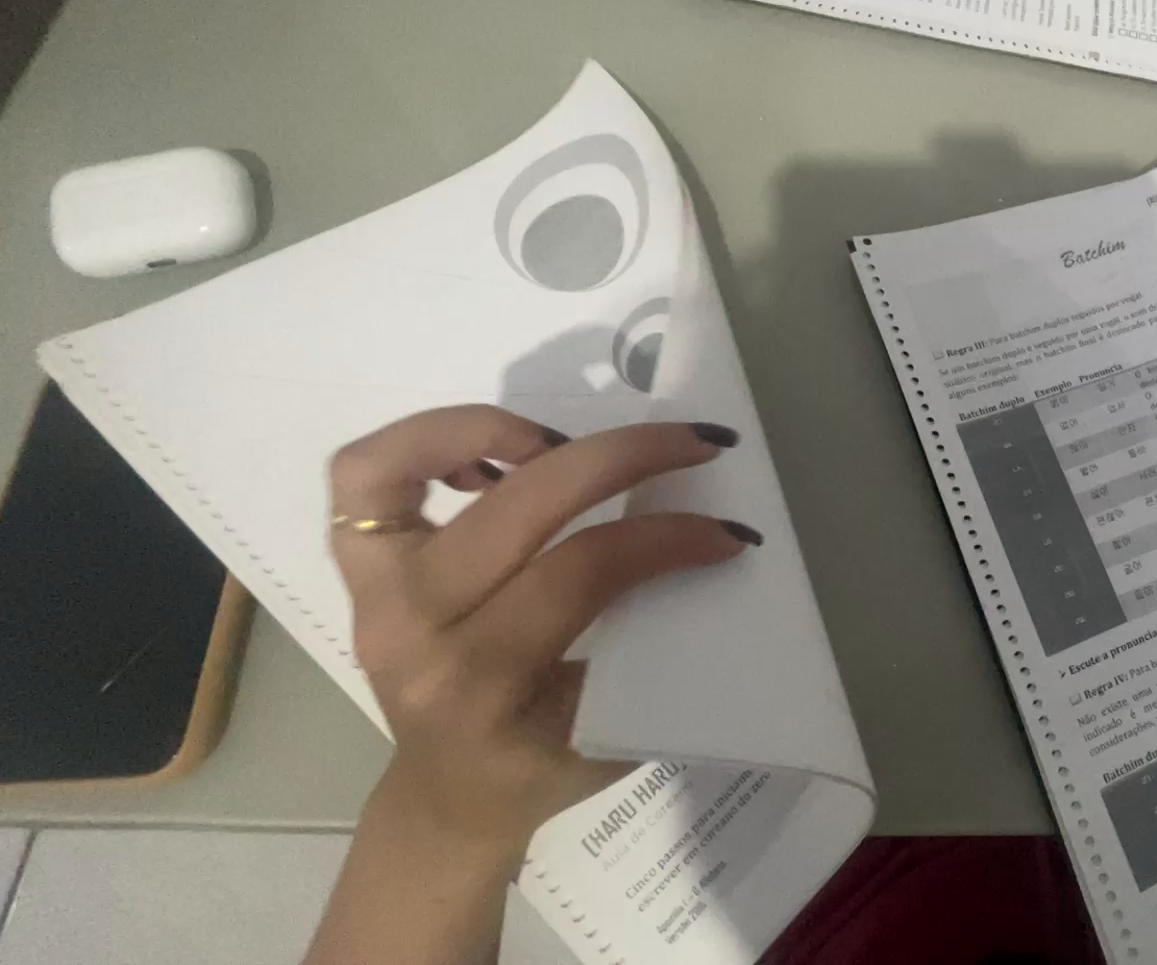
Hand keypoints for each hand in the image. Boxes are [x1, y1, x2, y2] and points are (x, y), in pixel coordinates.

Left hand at [327, 406, 757, 855]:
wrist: (453, 795)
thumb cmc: (544, 768)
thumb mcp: (619, 727)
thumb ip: (659, 645)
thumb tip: (717, 549)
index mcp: (481, 685)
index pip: (582, 573)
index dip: (666, 537)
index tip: (728, 532)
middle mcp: (412, 633)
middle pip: (520, 506)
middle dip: (623, 457)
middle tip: (691, 445)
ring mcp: (373, 594)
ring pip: (397, 469)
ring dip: (500, 428)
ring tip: (571, 442)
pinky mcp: (361, 570)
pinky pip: (364, 476)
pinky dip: (430, 442)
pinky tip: (504, 456)